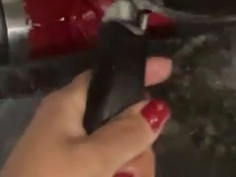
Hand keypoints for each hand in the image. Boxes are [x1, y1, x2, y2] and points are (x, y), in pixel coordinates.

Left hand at [1, 57, 172, 176]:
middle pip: (120, 123)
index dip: (136, 74)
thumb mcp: (91, 159)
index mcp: (68, 104)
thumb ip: (125, 135)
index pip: (107, 77)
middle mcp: (70, 125)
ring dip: (128, 172)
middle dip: (135, 148)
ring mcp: (71, 155)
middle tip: (129, 174)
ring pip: (118, 155)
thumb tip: (156, 107)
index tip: (168, 68)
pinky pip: (106, 172)